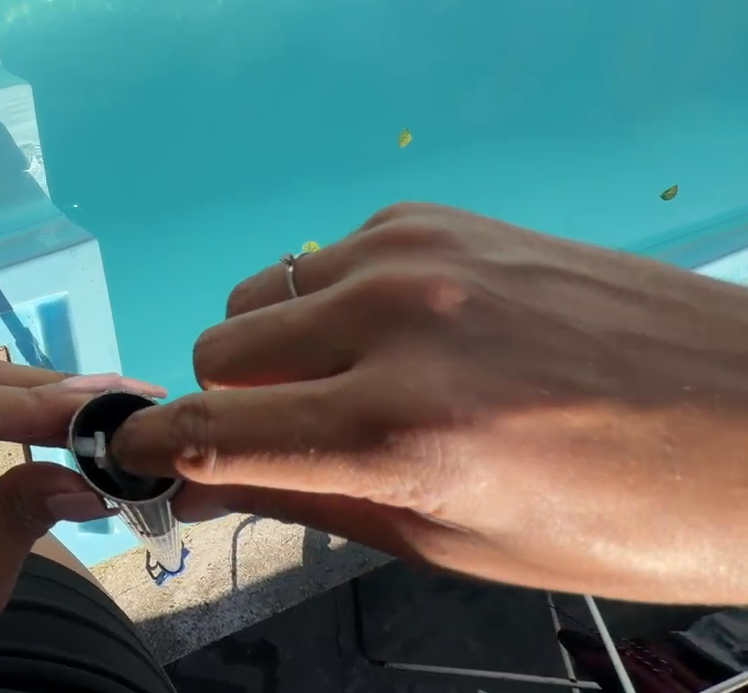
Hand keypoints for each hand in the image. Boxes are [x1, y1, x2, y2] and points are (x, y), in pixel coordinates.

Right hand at [112, 202, 747, 603]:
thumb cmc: (632, 514)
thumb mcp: (460, 543)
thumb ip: (302, 502)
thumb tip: (189, 491)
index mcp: (404, 432)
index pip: (213, 433)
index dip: (153, 445)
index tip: (129, 452)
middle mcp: (388, 325)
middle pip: (215, 352)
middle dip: (235, 400)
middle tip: (301, 428)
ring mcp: (401, 257)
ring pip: (254, 301)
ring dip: (276, 348)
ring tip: (360, 372)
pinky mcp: (418, 218)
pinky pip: (313, 264)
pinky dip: (329, 304)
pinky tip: (412, 326)